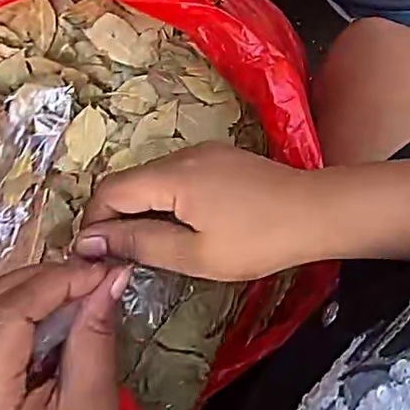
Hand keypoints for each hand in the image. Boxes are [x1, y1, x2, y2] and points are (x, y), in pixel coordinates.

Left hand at [0, 261, 129, 409]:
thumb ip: (95, 339)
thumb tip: (111, 280)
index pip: (6, 314)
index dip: (57, 281)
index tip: (104, 271)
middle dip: (36, 279)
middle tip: (90, 274)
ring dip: (19, 296)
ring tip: (71, 292)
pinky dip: (7, 321)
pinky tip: (44, 327)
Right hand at [76, 142, 324, 280]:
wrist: (317, 212)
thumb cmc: (258, 239)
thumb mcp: (195, 253)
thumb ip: (140, 243)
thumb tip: (92, 240)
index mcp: (174, 174)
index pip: (109, 190)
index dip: (94, 223)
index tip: (96, 258)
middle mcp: (188, 154)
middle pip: (132, 181)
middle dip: (117, 217)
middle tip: (123, 257)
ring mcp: (210, 152)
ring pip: (157, 177)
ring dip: (145, 208)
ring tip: (153, 246)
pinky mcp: (227, 158)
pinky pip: (182, 174)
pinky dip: (171, 199)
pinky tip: (184, 226)